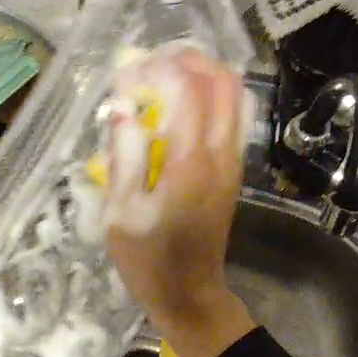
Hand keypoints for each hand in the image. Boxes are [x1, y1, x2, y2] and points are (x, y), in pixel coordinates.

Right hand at [103, 46, 256, 356]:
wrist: (190, 296)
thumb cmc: (148, 262)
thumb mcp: (122, 214)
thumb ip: (124, 156)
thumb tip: (123, 110)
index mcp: (191, 164)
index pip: (187, 88)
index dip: (155, 70)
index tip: (124, 82)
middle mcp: (220, 154)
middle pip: (222, 79)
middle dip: (185, 60)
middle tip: (148, 67)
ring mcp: (233, 161)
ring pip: (235, 94)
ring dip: (202, 76)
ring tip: (164, 81)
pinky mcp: (233, 171)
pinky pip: (233, 116)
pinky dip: (210, 98)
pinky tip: (178, 110)